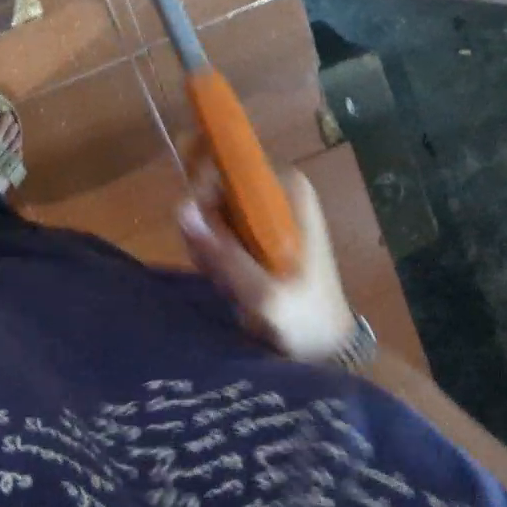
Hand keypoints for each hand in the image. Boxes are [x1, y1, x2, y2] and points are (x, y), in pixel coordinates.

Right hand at [178, 164, 356, 363]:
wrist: (325, 348)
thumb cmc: (305, 316)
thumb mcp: (263, 293)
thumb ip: (222, 251)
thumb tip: (180, 208)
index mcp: (287, 188)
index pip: (227, 159)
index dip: (203, 185)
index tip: (197, 222)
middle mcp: (273, 188)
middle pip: (210, 182)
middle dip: (203, 224)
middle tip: (213, 262)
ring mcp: (261, 207)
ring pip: (205, 207)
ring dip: (206, 244)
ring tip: (226, 280)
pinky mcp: (251, 227)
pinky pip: (211, 225)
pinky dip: (209, 252)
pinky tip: (226, 280)